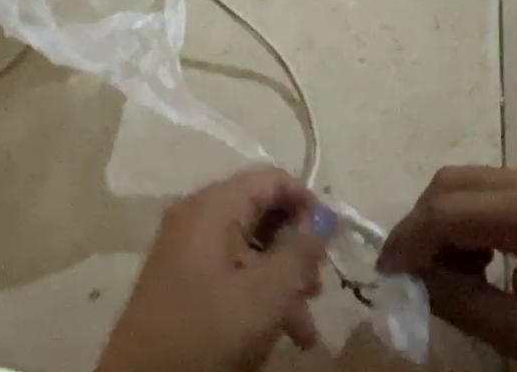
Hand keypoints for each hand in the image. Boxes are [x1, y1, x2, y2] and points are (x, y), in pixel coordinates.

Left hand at [98, 166, 336, 371]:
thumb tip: (323, 219)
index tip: (333, 241)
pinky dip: (258, 295)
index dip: (307, 203)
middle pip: (261, 214)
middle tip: (319, 289)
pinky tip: (282, 336)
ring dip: (283, 283)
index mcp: (212, 205)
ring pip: (250, 249)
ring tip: (305, 330)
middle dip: (296, 251)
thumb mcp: (265, 293)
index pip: (270, 179)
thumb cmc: (207, 330)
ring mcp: (186, 248)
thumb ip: (299, 251)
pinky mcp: (183, 280)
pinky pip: (231, 272)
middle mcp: (197, 215)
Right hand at [379, 167, 516, 371]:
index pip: (447, 210)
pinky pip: (487, 195)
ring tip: (444, 276)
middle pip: (450, 184)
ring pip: (465, 185)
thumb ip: (457, 300)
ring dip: (443, 225)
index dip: (408, 240)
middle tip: (408, 272)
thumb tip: (407, 278)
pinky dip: (467, 224)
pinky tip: (475, 265)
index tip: (384, 274)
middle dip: (421, 226)